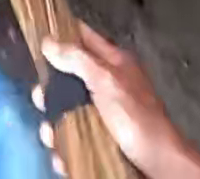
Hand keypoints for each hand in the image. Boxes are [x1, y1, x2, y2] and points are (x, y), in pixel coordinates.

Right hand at [34, 22, 199, 178]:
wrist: (163, 168)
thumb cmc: (136, 118)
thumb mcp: (106, 80)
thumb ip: (76, 58)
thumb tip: (47, 41)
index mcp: (113, 61)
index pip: (81, 35)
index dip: (59, 33)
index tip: (36, 40)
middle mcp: (107, 83)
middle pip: (70, 75)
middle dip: (51, 89)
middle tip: (40, 100)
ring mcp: (106, 114)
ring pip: (70, 109)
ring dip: (55, 123)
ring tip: (50, 138)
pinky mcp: (104, 140)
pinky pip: (77, 137)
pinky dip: (66, 146)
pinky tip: (62, 157)